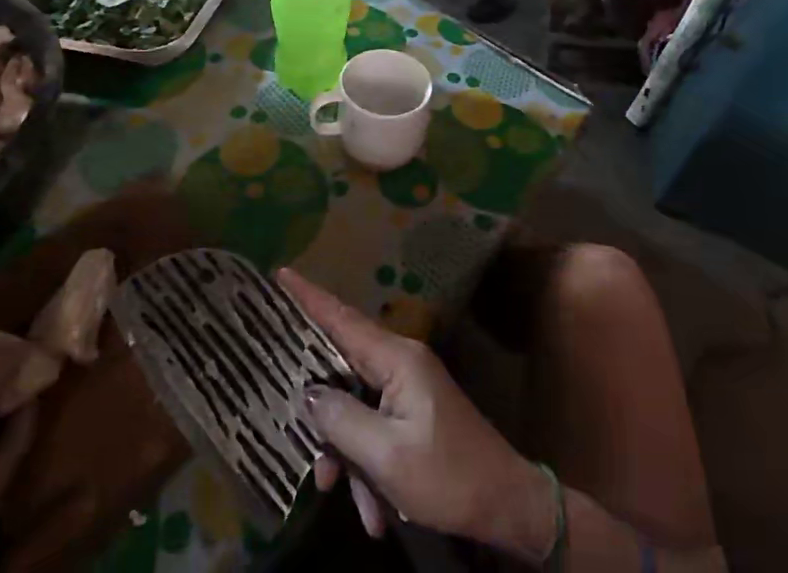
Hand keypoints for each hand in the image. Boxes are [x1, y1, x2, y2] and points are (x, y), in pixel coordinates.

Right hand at [278, 269, 556, 559]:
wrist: (507, 507)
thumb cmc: (449, 477)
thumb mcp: (386, 455)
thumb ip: (340, 418)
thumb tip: (309, 393)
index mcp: (397, 358)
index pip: (342, 318)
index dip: (308, 296)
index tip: (280, 273)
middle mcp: (400, 363)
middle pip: (340, 371)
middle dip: (322, 418)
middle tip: (304, 451)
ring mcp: (407, 388)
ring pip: (354, 409)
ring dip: (348, 457)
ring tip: (352, 503)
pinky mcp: (411, 413)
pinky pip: (373, 430)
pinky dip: (368, 468)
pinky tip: (375, 512)